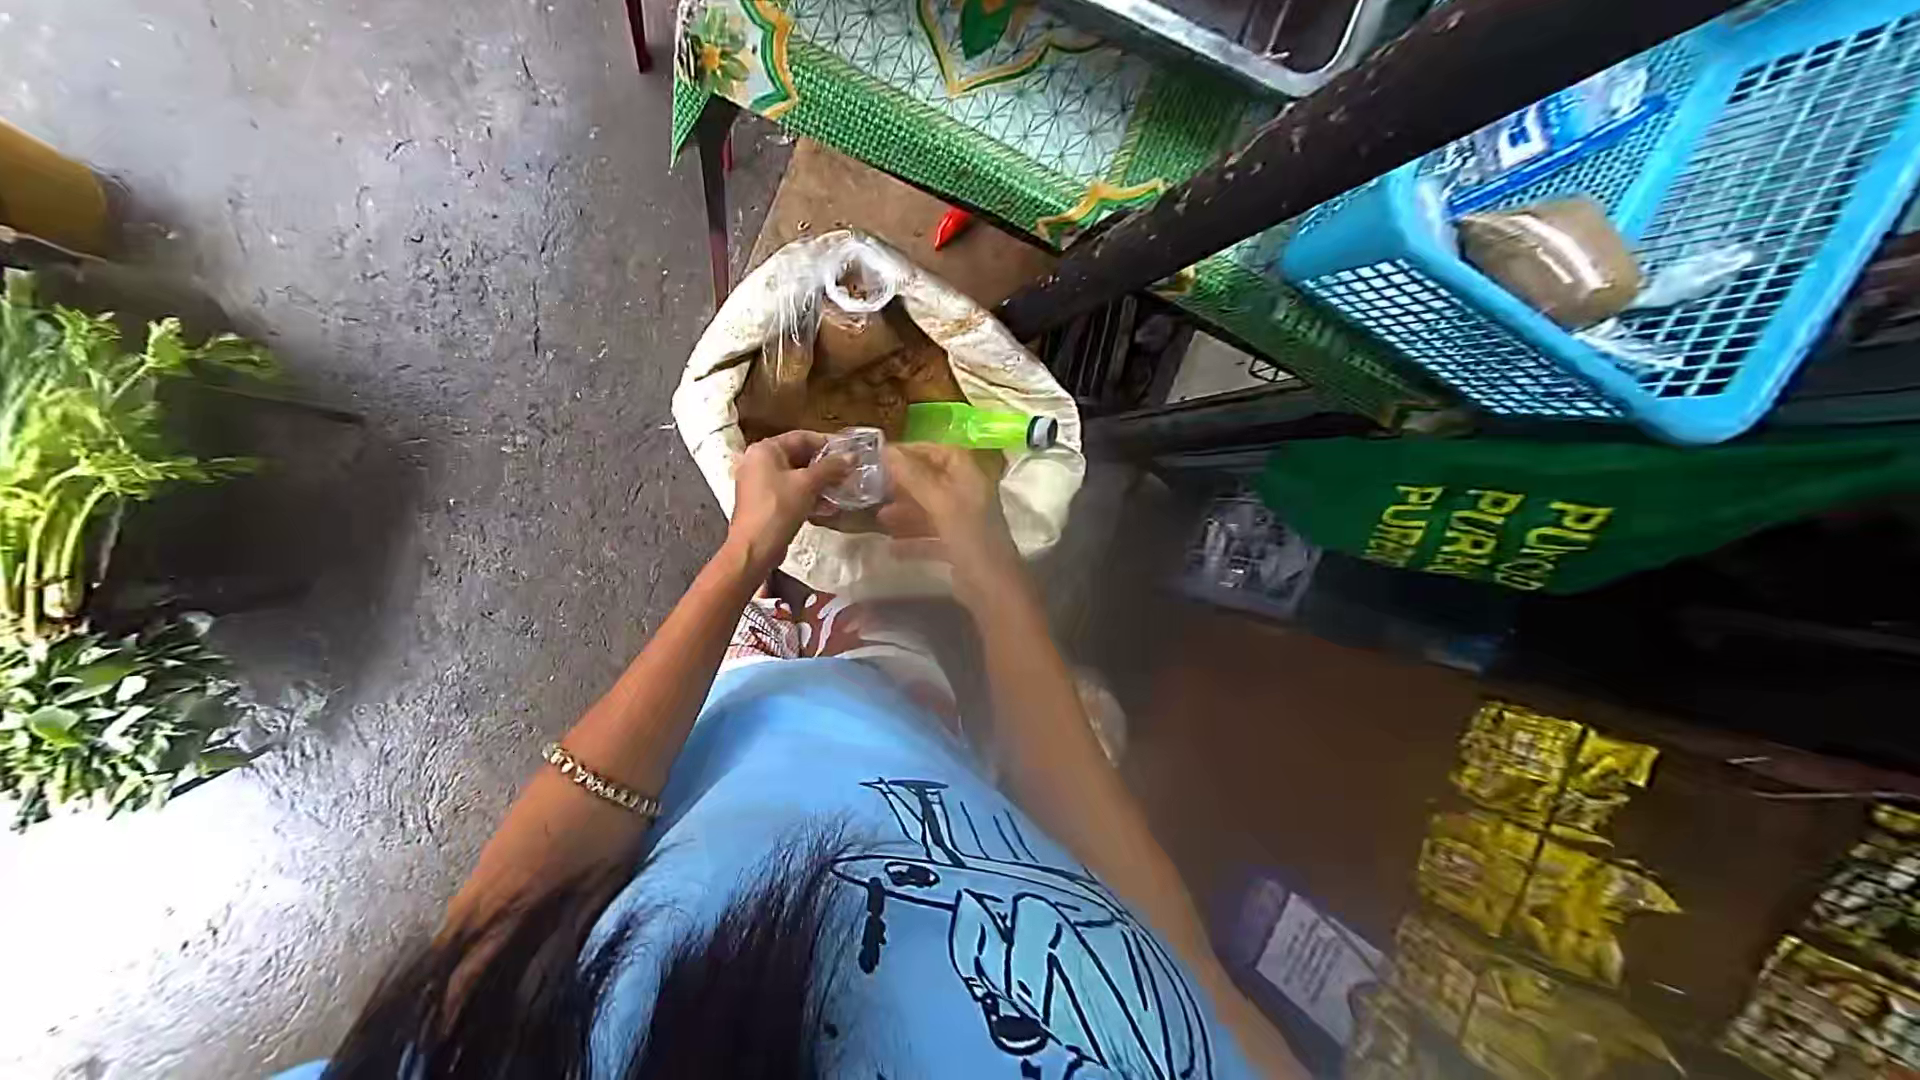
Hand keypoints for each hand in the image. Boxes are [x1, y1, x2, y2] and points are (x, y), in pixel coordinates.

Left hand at [728, 430, 847, 574]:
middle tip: (848, 472)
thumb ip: (831, 467)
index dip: (827, 443)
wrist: (755, 547)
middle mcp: (758, 461)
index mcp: (765, 450)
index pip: (801, 437)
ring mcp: (759, 483)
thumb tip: (852, 456)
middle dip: (824, 466)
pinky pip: (790, 491)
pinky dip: (808, 495)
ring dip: (819, 482)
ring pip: (795, 476)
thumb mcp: (808, 484)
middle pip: (798, 456)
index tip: (848, 453)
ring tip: (842, 489)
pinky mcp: (765, 502)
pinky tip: (828, 505)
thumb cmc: (779, 508)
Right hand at [878, 443, 1024, 608]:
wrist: (991, 586)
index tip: (884, 455)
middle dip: (904, 484)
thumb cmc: (969, 536)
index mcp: (970, 477)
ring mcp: (964, 523)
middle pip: (933, 482)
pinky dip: (912, 540)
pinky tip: (890, 547)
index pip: (941, 452)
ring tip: (878, 517)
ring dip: (905, 512)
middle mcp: (968, 496)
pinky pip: (931, 537)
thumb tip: (887, 450)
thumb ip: (913, 476)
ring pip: (930, 510)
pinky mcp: (958, 548)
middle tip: (875, 487)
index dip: (914, 451)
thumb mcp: (940, 501)